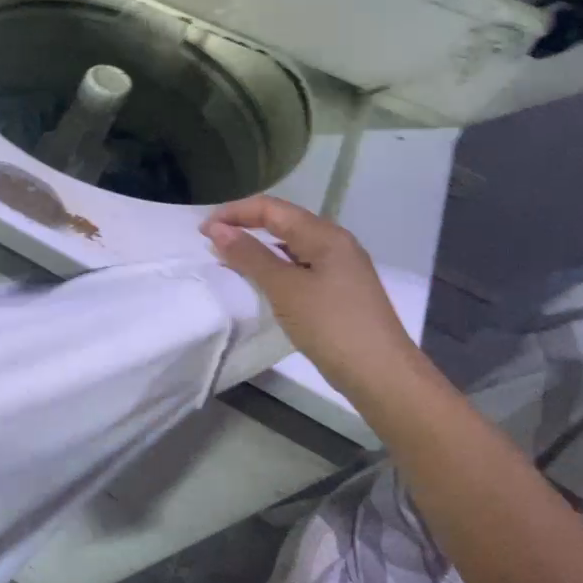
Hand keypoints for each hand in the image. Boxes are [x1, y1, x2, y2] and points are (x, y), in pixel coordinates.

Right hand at [201, 196, 421, 390]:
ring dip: (257, 245)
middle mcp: (335, 244)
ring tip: (228, 258)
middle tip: (210, 241)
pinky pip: (297, 264)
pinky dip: (272, 264)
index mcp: (325, 236)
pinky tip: (258, 279)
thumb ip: (249, 255)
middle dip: (244, 225)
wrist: (380, 373)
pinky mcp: (337, 289)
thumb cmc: (330, 324)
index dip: (234, 213)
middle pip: (282, 220)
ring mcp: (339, 267)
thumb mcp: (284, 287)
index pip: (271, 208)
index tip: (202, 231)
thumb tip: (217, 229)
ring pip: (290, 243)